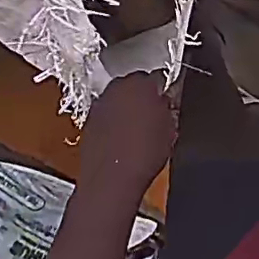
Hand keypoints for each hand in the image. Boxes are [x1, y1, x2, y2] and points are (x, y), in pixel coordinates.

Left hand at [77, 72, 175, 198]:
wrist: (110, 181)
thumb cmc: (144, 154)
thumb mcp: (170, 128)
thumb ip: (169, 107)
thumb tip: (167, 101)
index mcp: (141, 82)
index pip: (158, 77)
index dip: (165, 90)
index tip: (169, 102)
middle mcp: (117, 87)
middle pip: (135, 85)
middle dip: (144, 97)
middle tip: (155, 117)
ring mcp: (100, 104)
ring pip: (119, 99)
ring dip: (127, 109)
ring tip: (139, 131)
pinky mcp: (88, 121)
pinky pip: (107, 115)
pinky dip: (113, 122)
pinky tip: (123, 141)